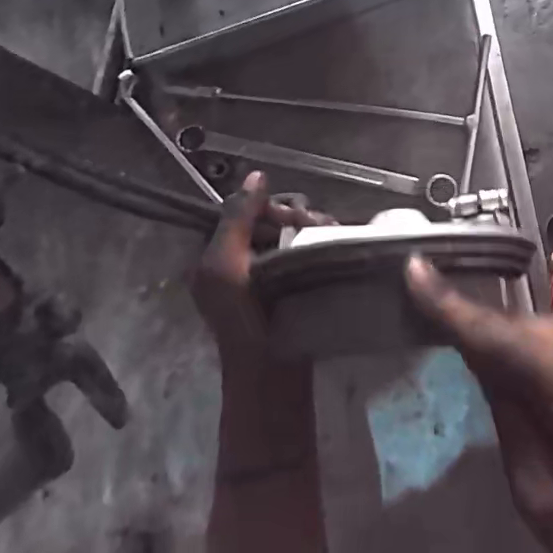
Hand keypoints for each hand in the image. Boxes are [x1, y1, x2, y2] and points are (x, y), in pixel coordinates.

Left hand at [197, 172, 331, 551]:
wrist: (271, 376)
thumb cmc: (243, 320)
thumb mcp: (225, 265)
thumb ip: (236, 218)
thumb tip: (257, 175)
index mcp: (218, 255)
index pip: (250, 210)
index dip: (274, 208)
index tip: (296, 220)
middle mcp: (240, 261)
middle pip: (275, 220)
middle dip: (299, 219)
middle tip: (320, 229)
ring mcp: (268, 276)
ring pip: (294, 234)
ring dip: (314, 230)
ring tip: (331, 238)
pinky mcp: (293, 287)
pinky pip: (307, 251)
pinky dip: (321, 246)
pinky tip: (334, 248)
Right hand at [404, 255, 552, 552]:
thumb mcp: (544, 495)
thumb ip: (508, 415)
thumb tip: (482, 359)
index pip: (493, 331)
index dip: (447, 301)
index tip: (413, 267)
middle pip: (517, 326)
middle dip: (485, 339)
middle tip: (457, 357)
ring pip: (541, 325)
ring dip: (518, 347)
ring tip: (511, 388)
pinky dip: (546, 346)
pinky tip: (542, 373)